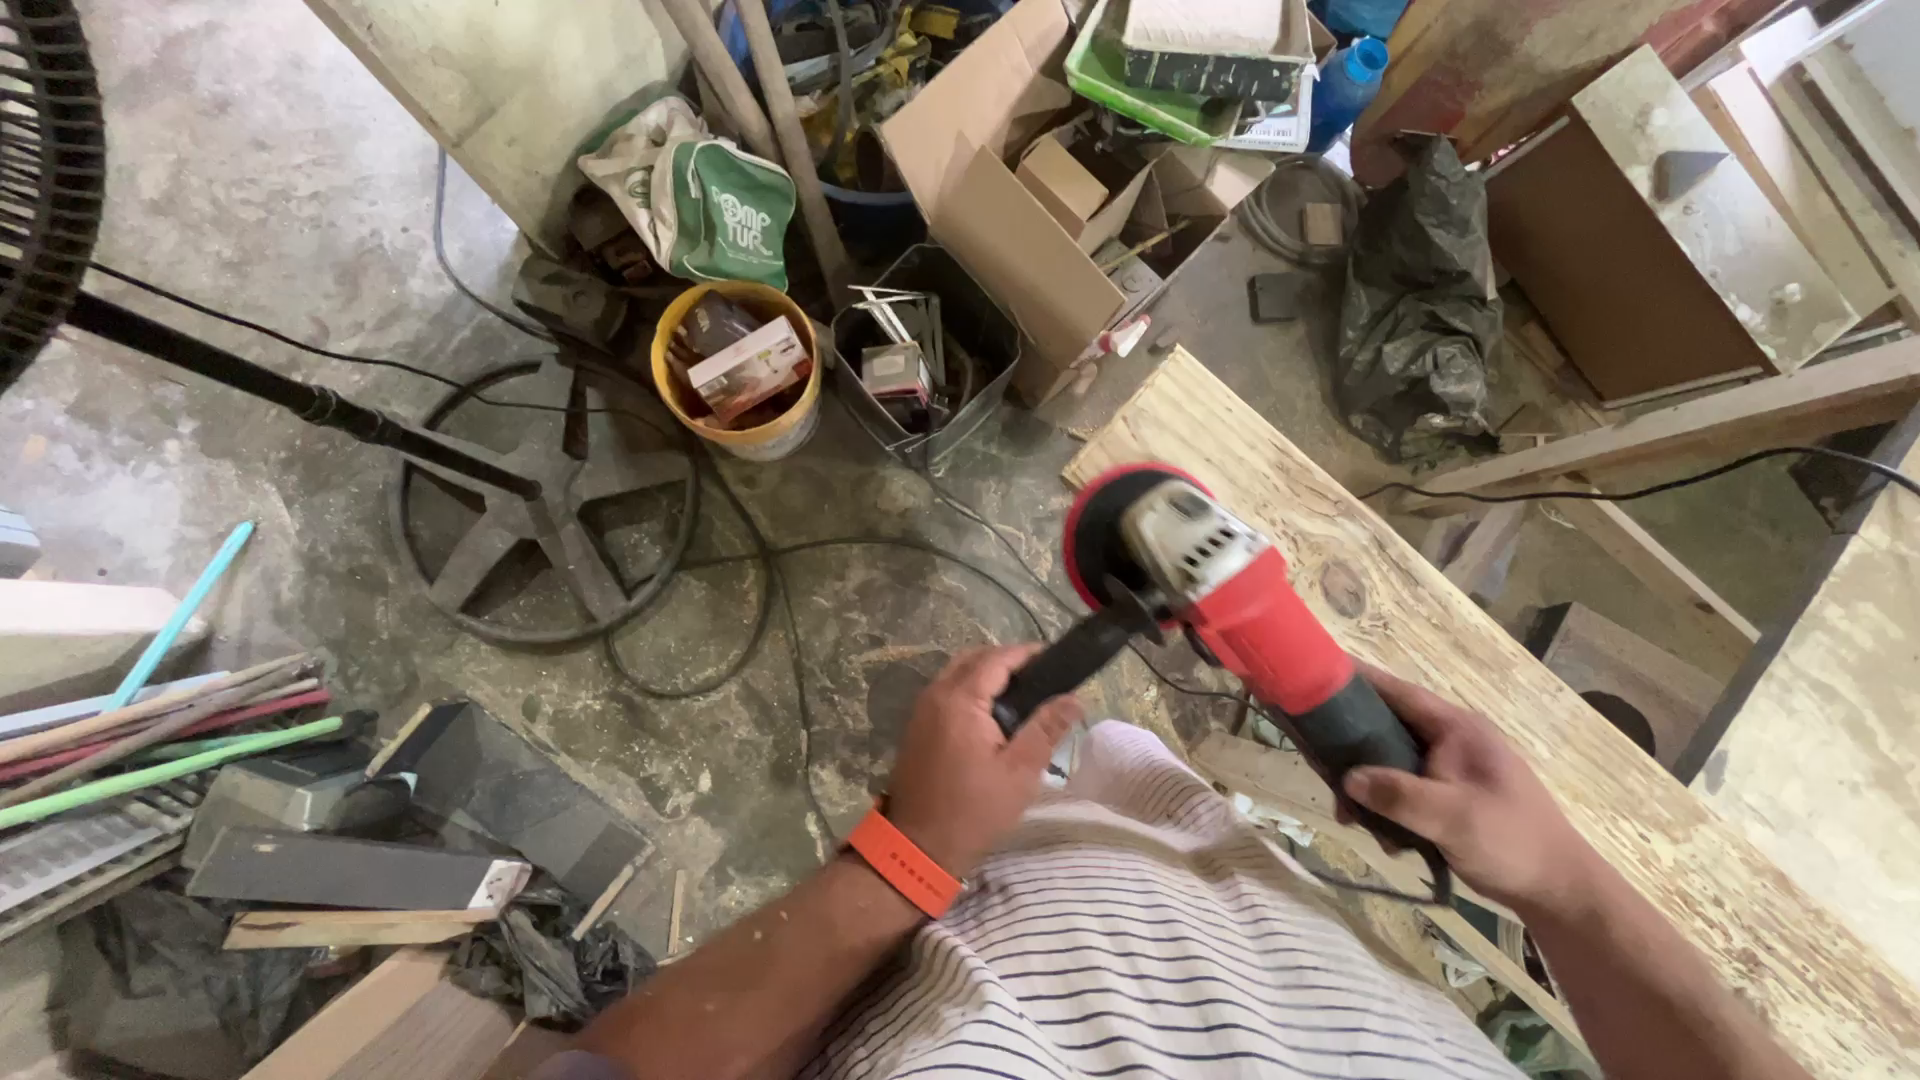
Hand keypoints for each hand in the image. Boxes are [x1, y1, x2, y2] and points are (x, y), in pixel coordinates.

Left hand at [883, 646, 1081, 878]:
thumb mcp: (1019, 773)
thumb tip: (1075, 697)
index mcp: (960, 700)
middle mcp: (935, 694)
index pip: (997, 659)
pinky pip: (946, 691)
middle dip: (1007, 660)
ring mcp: (921, 709)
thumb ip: (1046, 728)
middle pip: (974, 658)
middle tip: (1041, 677)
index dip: (1027, 653)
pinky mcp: (917, 726)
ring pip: (957, 672)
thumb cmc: (973, 811)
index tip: (1056, 659)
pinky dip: (970, 689)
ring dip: (987, 673)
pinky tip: (993, 714)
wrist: (917, 847)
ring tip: (1022, 695)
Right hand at [1340, 662, 1600, 912]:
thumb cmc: (1513, 843)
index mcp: (1455, 728)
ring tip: (1353, 819)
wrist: (1561, 892)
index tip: (1309, 673)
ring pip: (1384, 761)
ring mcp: (1446, 767)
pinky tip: (1384, 838)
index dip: (1352, 679)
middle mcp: (1447, 739)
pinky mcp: (1444, 794)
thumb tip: (1346, 779)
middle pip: (1381, 726)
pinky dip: (1383, 808)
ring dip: (1365, 789)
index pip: (1395, 690)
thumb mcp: (1453, 818)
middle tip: (1319, 767)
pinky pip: (1398, 788)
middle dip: (1348, 749)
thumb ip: (1398, 794)